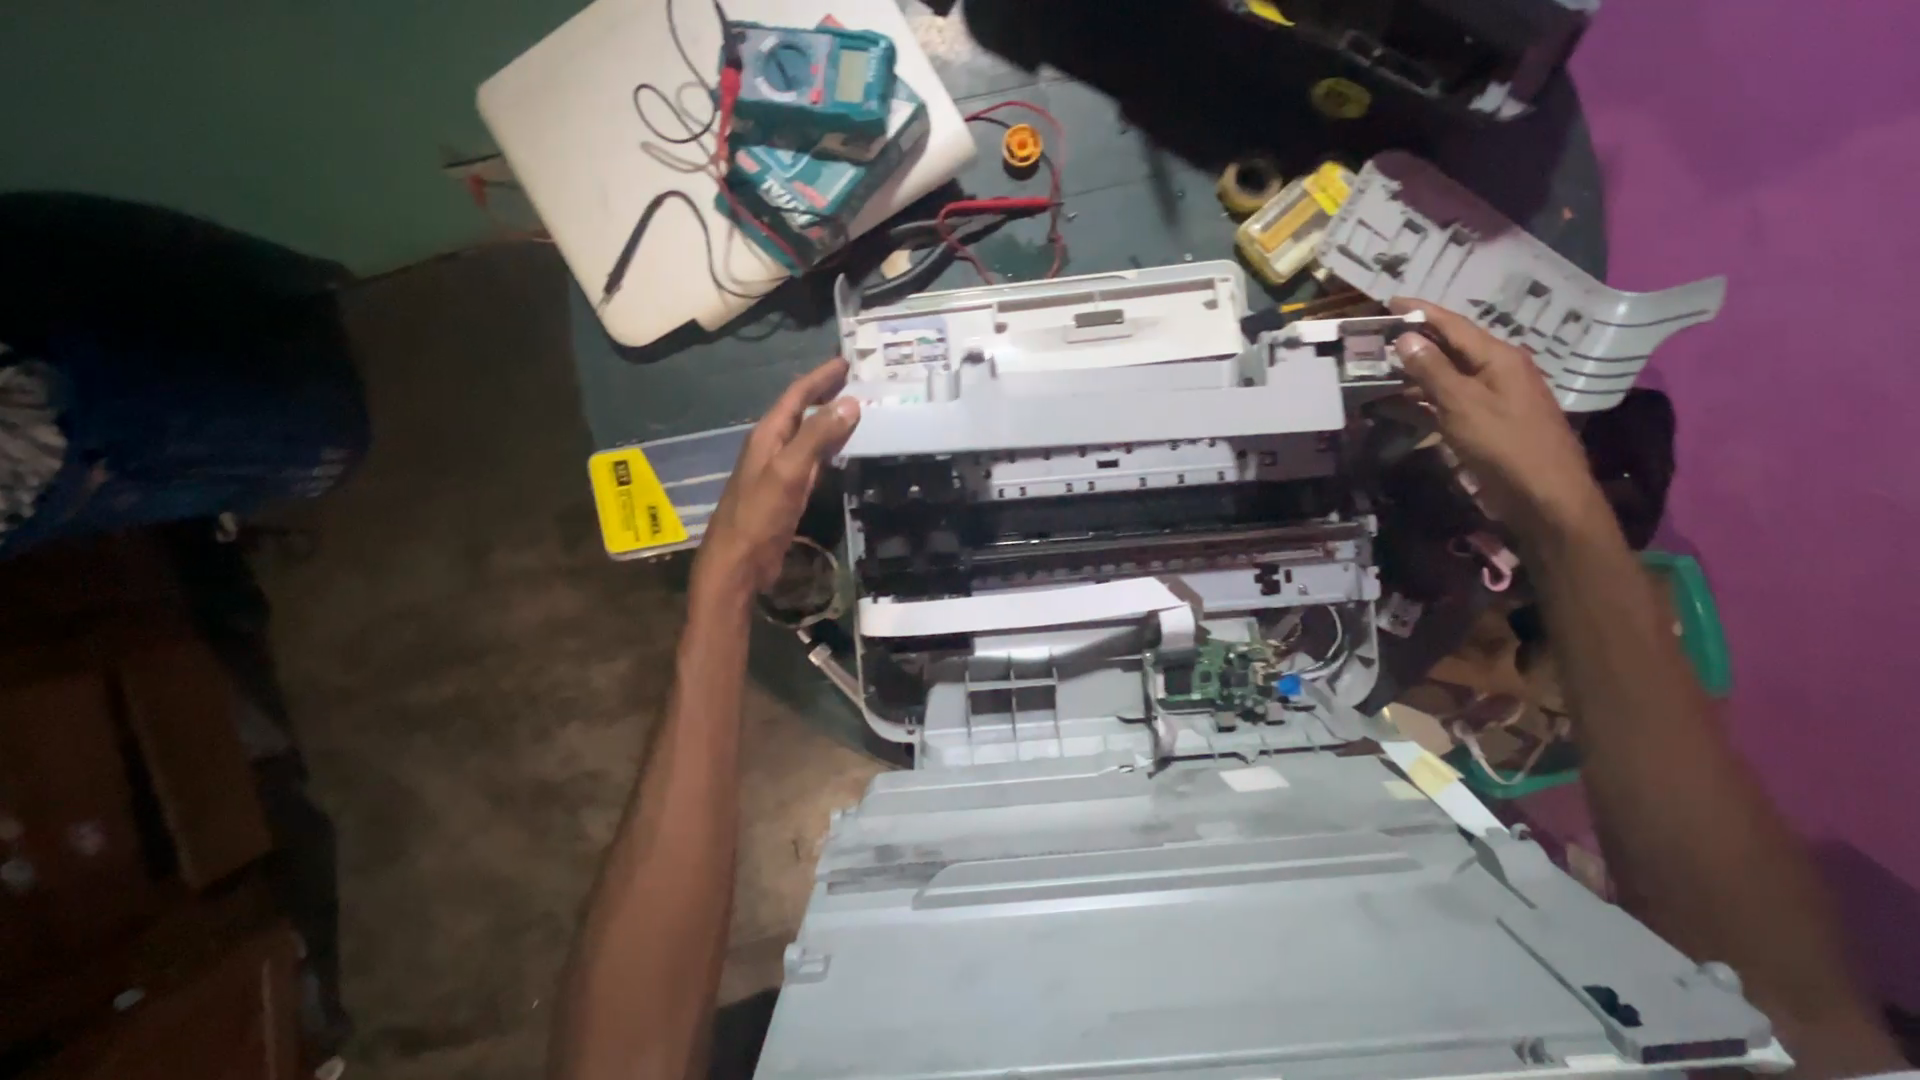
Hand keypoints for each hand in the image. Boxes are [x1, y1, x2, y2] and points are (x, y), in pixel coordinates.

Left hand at [691, 359, 860, 600]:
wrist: (738, 562)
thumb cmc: (759, 515)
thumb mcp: (790, 471)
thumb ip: (818, 437)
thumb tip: (850, 402)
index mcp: (767, 436)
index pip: (796, 396)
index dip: (820, 377)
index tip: (845, 361)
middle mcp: (771, 447)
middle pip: (801, 411)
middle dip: (825, 393)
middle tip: (853, 378)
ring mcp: (777, 471)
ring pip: (806, 435)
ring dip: (828, 419)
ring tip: (853, 407)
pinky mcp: (785, 493)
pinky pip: (811, 460)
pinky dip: (827, 448)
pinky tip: (839, 450)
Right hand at [1389, 298, 1609, 538]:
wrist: (1544, 495)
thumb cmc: (1505, 444)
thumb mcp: (1463, 403)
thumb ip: (1432, 370)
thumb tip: (1406, 338)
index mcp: (1498, 358)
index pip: (1453, 325)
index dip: (1421, 312)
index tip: (1389, 301)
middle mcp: (1495, 372)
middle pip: (1448, 349)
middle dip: (1412, 343)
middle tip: (1374, 339)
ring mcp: (1489, 399)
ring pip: (1443, 378)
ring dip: (1411, 376)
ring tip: (1373, 372)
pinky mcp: (1482, 425)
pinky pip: (1445, 404)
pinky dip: (1419, 403)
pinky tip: (1392, 406)